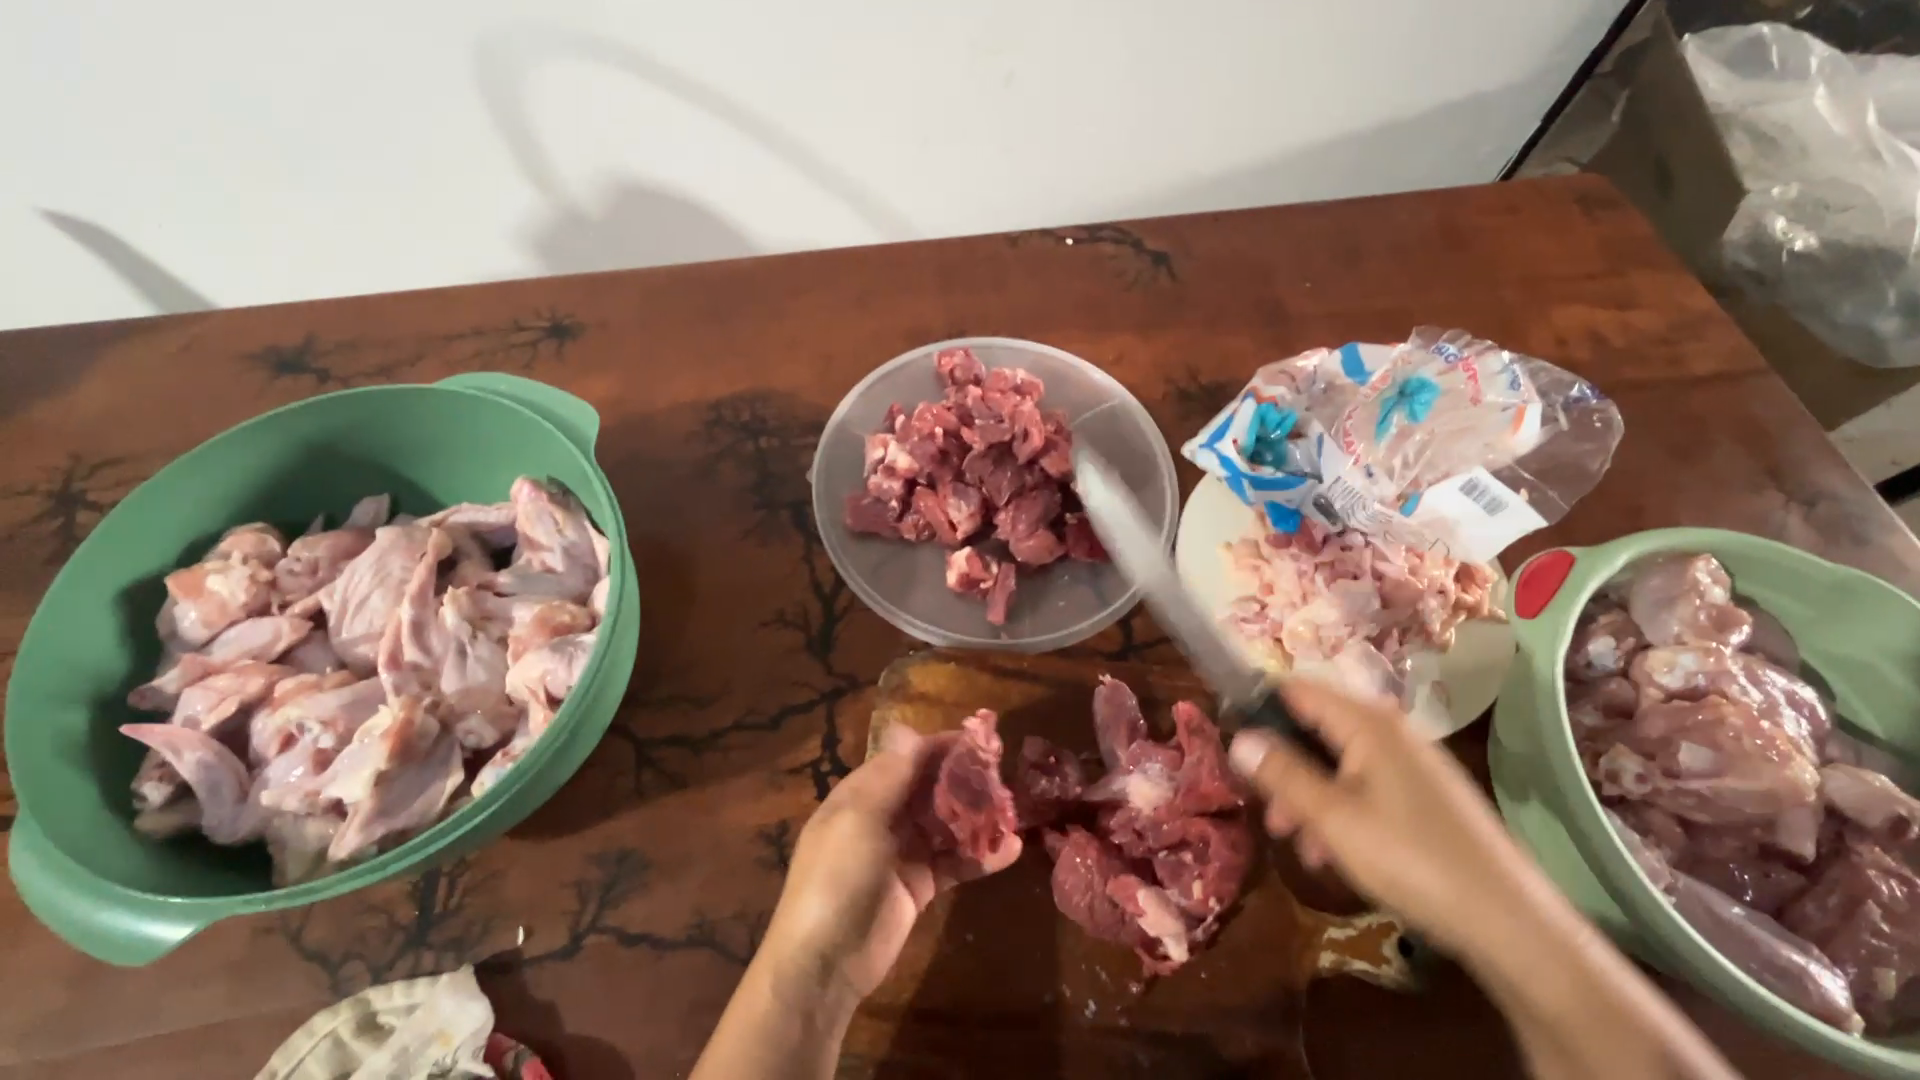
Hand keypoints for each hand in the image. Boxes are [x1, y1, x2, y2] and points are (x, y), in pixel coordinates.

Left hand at [757, 724, 1021, 1003]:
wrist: (824, 962)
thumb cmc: (836, 878)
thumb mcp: (858, 820)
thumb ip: (890, 777)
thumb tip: (907, 727)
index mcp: (861, 795)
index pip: (906, 759)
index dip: (940, 748)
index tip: (980, 738)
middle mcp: (883, 817)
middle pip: (930, 789)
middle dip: (965, 780)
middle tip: (1005, 774)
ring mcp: (903, 853)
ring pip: (947, 824)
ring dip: (978, 817)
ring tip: (1014, 811)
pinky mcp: (920, 886)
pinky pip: (955, 862)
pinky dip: (980, 855)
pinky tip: (1010, 850)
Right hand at [1227, 679, 1554, 955]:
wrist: (1505, 918)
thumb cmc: (1409, 858)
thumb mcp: (1331, 817)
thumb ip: (1281, 773)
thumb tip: (1238, 738)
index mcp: (1367, 723)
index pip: (1298, 689)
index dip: (1260, 707)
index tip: (1232, 741)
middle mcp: (1390, 731)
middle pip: (1316, 728)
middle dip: (1284, 765)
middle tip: (1266, 808)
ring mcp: (1411, 763)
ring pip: (1338, 762)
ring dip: (1308, 794)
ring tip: (1297, 842)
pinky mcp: (1424, 795)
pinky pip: (1364, 785)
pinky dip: (1339, 809)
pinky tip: (1333, 853)